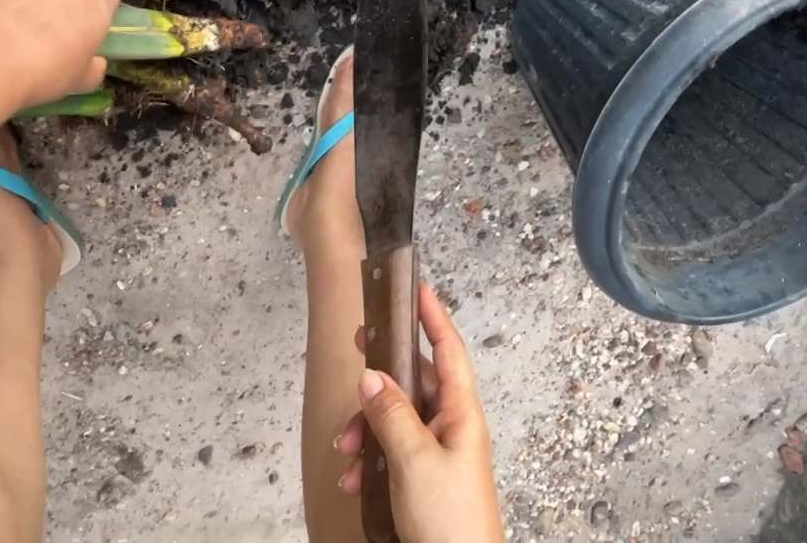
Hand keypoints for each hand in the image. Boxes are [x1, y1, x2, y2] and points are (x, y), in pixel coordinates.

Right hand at [335, 285, 502, 542]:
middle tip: (356, 347)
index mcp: (461, 413)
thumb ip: (391, 414)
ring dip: (366, 426)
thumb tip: (370, 375)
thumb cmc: (450, 520)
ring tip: (345, 448)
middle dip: (380, 377)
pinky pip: (390, 451)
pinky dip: (368, 457)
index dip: (434, 316)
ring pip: (395, 418)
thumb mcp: (415, 461)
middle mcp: (451, 426)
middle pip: (413, 382)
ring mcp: (437, 453)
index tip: (418, 286)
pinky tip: (353, 478)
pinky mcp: (422, 479)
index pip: (449, 350)